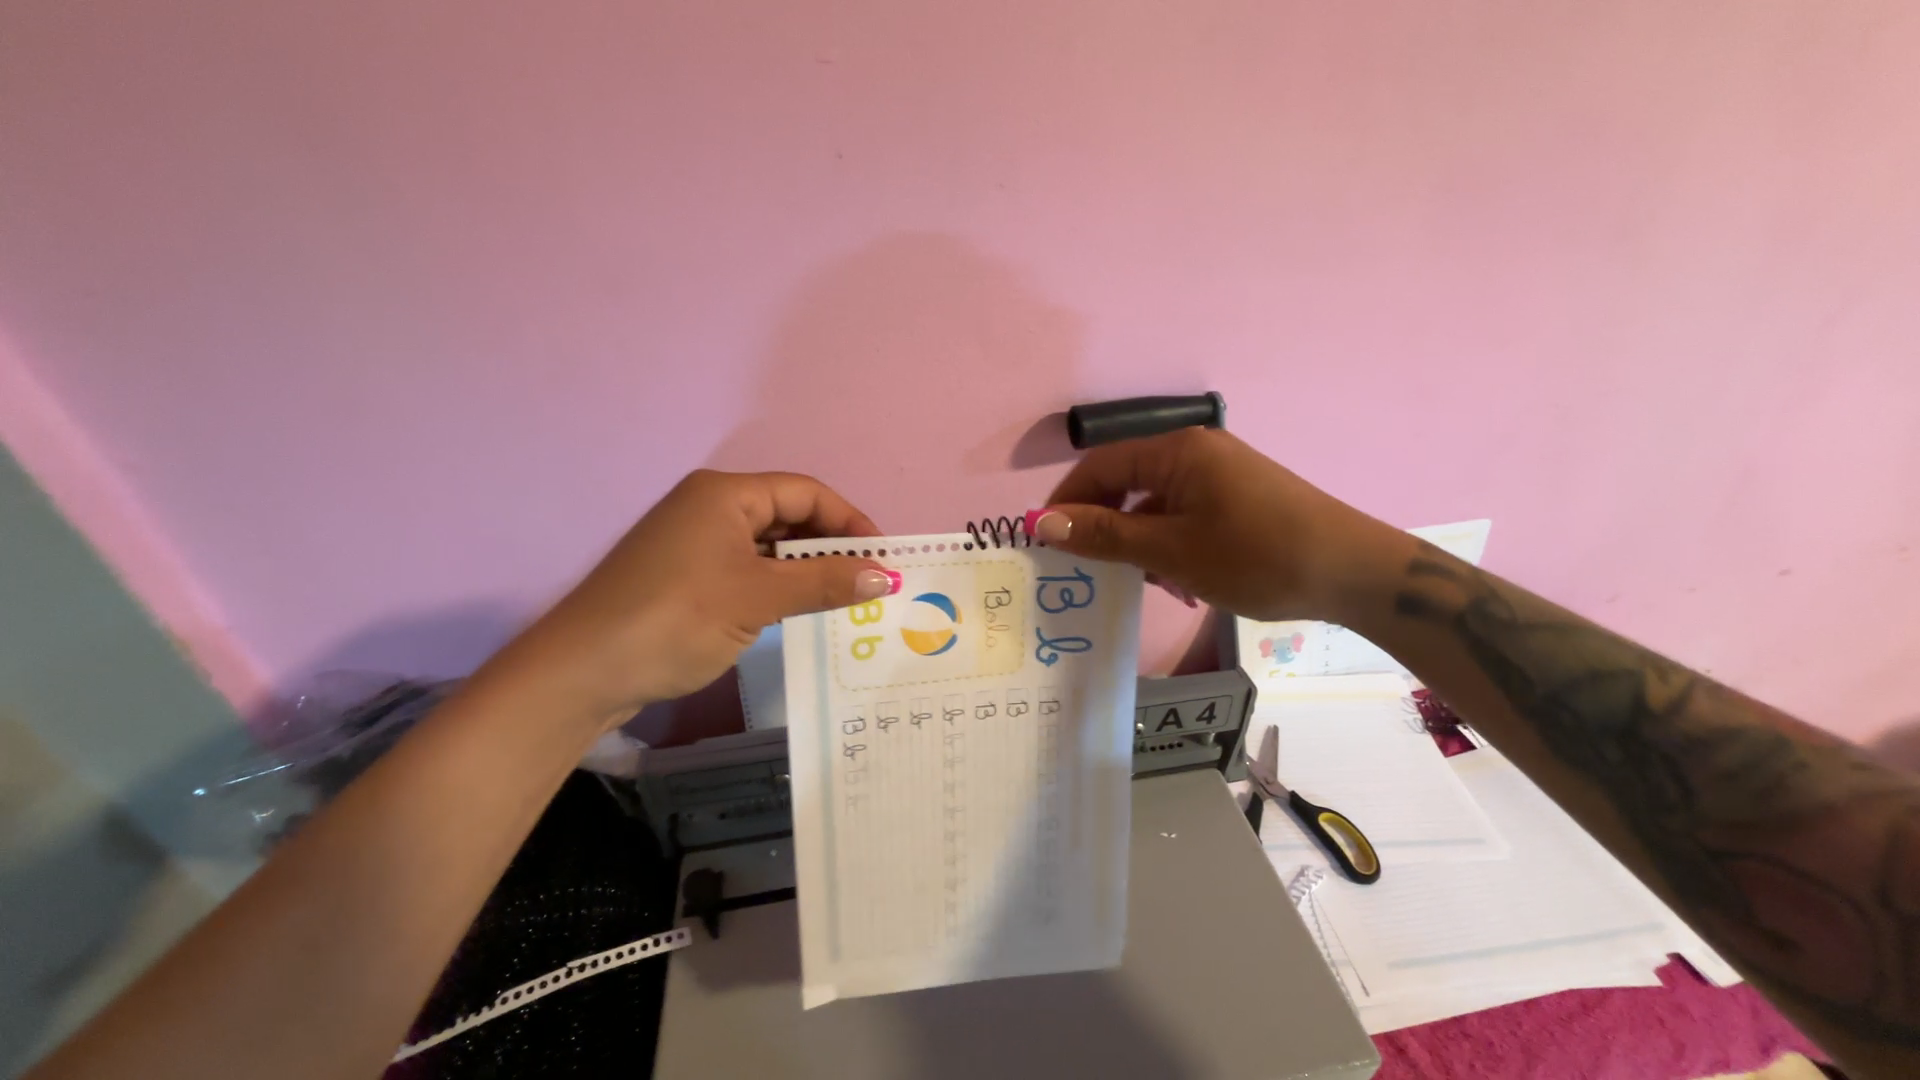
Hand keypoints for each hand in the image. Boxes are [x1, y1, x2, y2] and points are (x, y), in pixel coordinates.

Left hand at [487, 470, 894, 727]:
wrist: (582, 672)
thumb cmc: (675, 618)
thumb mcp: (757, 598)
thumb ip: (824, 582)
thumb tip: (886, 575)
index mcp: (724, 495)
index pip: (805, 493)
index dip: (849, 521)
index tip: (883, 559)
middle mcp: (709, 509)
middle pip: (787, 517)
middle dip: (831, 548)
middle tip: (870, 584)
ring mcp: (694, 545)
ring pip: (768, 549)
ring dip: (806, 572)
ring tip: (845, 603)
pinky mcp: (685, 580)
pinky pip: (747, 573)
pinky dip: (778, 589)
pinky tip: (801, 614)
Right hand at [1035, 429, 1405, 621]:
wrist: (1353, 572)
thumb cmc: (1256, 557)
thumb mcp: (1171, 551)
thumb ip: (1104, 535)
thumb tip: (1040, 522)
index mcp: (1176, 451)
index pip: (1099, 466)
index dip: (1066, 502)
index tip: (1043, 543)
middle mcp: (1196, 451)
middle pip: (1127, 481)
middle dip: (1103, 524)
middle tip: (1086, 568)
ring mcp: (1221, 473)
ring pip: (1156, 502)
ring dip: (1138, 539)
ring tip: (1139, 582)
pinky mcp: (1239, 496)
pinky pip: (1185, 512)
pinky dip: (1170, 542)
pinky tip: (1178, 580)